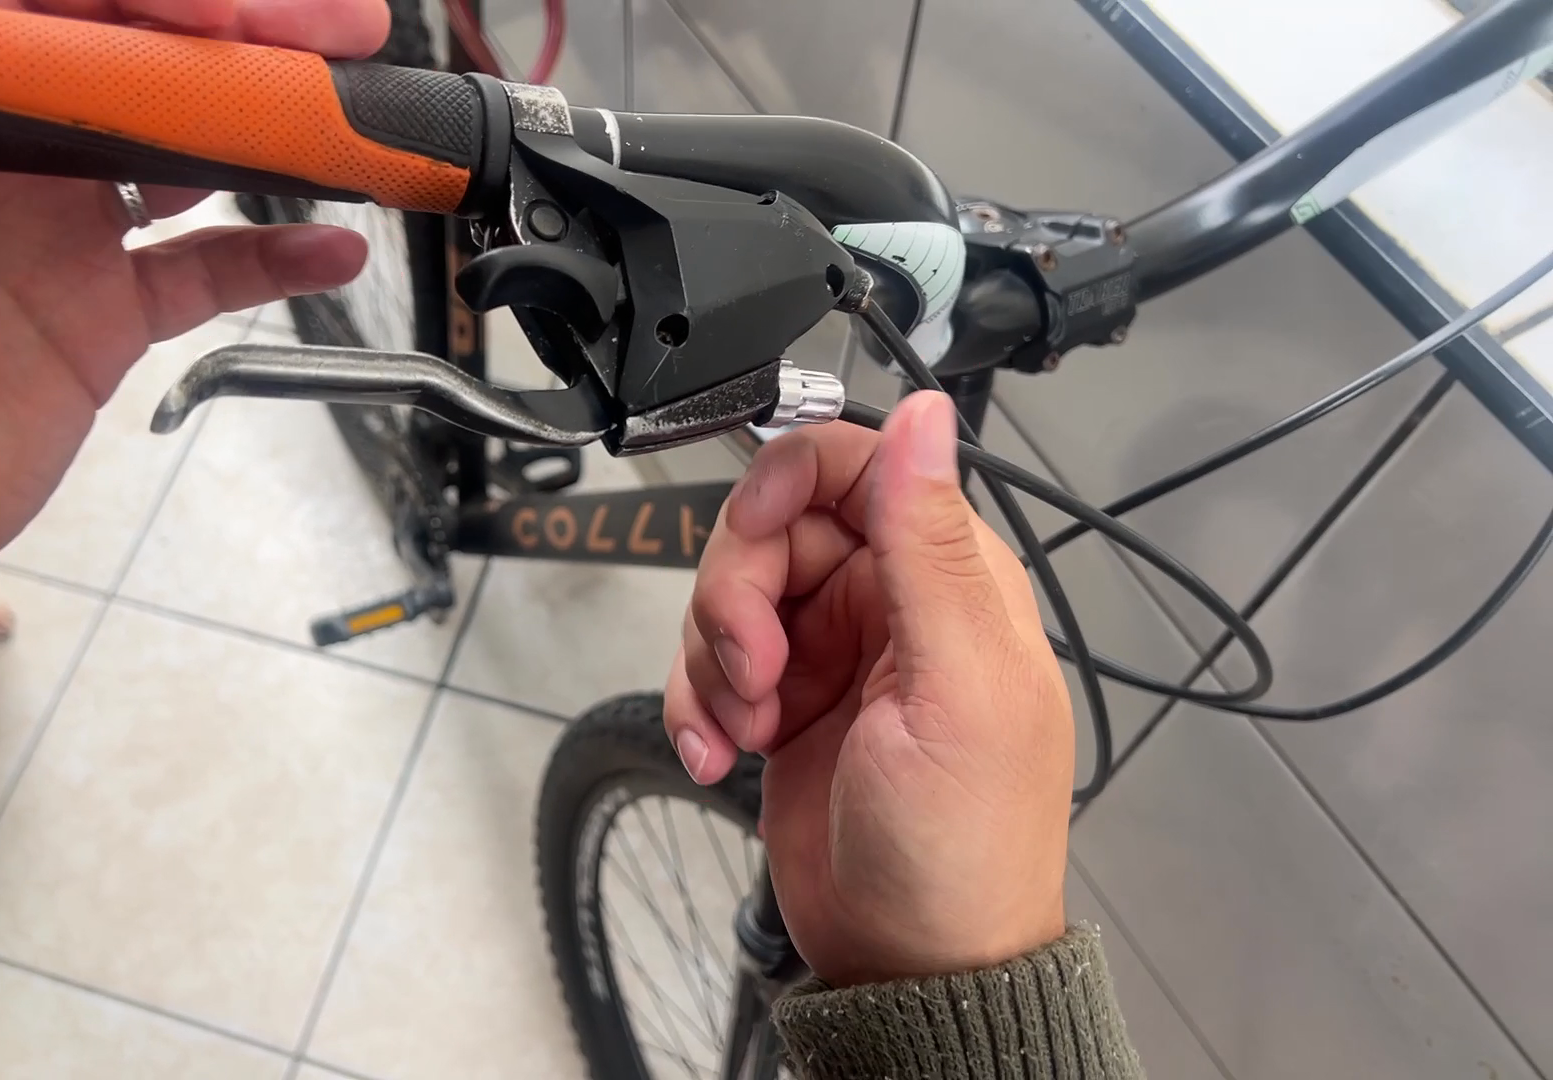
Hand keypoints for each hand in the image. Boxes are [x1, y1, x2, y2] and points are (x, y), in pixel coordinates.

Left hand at [0, 0, 384, 668]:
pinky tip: (329, 249)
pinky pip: (208, 270)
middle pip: (131, 72)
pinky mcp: (113, 309)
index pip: (32, 15)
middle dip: (235, 44)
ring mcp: (64, 233)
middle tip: (334, 34)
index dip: (143, 1)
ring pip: (186, 160)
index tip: (233, 8)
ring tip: (345, 128)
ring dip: (266, 138)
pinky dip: (274, 260)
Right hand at [666, 392, 1074, 986]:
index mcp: (935, 573)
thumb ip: (930, 547)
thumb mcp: (953, 688)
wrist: (906, 958)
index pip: (843, 467)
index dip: (780, 486)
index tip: (747, 540)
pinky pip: (703, 662)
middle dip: (734, 600)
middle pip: (762, 534)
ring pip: (722, 597)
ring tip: (747, 728)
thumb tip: (925, 414)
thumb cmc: (959, 840)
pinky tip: (721, 752)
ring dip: (711, 663)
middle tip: (754, 675)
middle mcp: (872, 596)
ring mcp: (817, 646)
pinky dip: (694, 703)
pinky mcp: (774, 694)